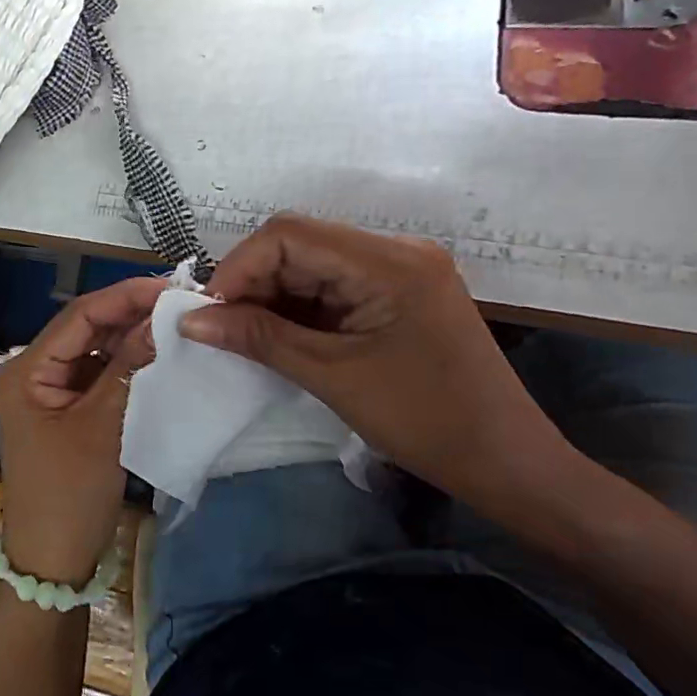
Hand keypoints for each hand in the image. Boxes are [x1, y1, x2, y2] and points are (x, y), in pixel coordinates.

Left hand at [0, 277, 165, 586]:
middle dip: (131, 313)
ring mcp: (50, 390)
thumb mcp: (101, 427)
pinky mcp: (67, 408)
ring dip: (131, 336)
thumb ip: (128, 368)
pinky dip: (126, 363)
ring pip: (95, 348)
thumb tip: (162, 320)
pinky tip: (158, 355)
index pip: (78, 316)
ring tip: (177, 323)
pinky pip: (99, 373)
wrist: (54, 559)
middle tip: (182, 303)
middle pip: (85, 328)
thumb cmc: (70, 493)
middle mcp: (32, 371)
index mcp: (25, 370)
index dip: (125, 297)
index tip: (172, 288)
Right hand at [179, 214, 568, 493]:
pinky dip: (299, 310)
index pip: (290, 234)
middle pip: (301, 245)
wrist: (505, 461)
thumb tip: (192, 320)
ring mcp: (400, 271)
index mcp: (389, 261)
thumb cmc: (424, 420)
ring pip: (313, 267)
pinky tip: (276, 337)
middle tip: (218, 329)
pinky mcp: (399, 294)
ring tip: (241, 338)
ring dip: (272, 298)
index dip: (238, 267)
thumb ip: (259, 338)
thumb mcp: (332, 376)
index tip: (207, 313)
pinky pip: (335, 288)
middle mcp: (395, 251)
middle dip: (252, 284)